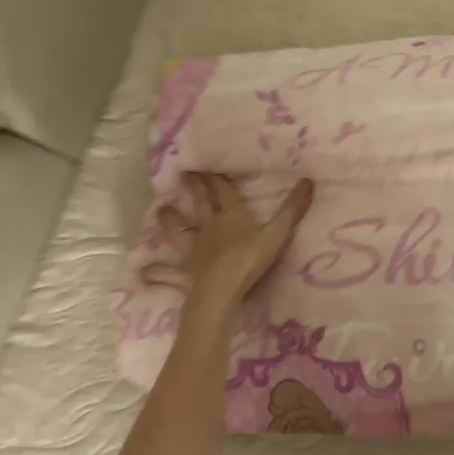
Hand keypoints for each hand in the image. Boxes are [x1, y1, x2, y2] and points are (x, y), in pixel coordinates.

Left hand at [146, 173, 314, 305]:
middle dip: (195, 188)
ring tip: (160, 210)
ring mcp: (194, 250)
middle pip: (200, 204)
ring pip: (179, 231)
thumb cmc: (250, 259)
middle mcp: (209, 227)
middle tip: (185, 174)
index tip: (207, 164)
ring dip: (169, 220)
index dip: (217, 178)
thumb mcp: (277, 233)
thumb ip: (293, 209)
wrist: (220, 290)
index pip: (223, 191)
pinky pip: (167, 272)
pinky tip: (144, 270)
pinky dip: (155, 271)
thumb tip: (309, 180)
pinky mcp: (184, 273)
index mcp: (231, 215)